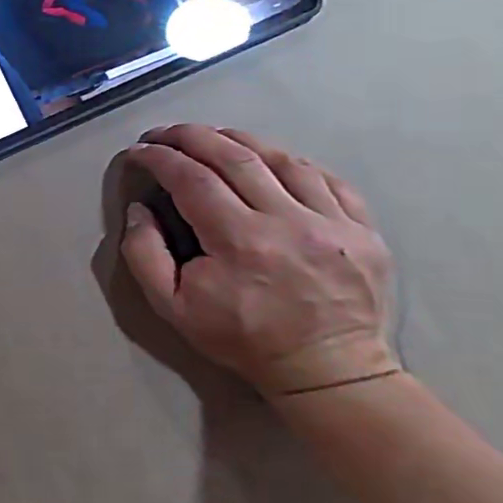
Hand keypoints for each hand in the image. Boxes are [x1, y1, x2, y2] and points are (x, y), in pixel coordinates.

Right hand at [121, 125, 399, 397]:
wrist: (326, 370)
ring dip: (239, 141)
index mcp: (239, 241)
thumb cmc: (239, 337)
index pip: (192, 179)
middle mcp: (289, 222)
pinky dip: (290, 162)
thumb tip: (140, 209)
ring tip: (211, 138)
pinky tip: (266, 162)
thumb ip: (143, 253)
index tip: (138, 151)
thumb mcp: (170, 305)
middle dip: (191, 137)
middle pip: (235, 157)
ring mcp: (334, 224)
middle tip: (164, 133)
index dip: (159, 158)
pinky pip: (327, 179)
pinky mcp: (364, 231)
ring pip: (282, 160)